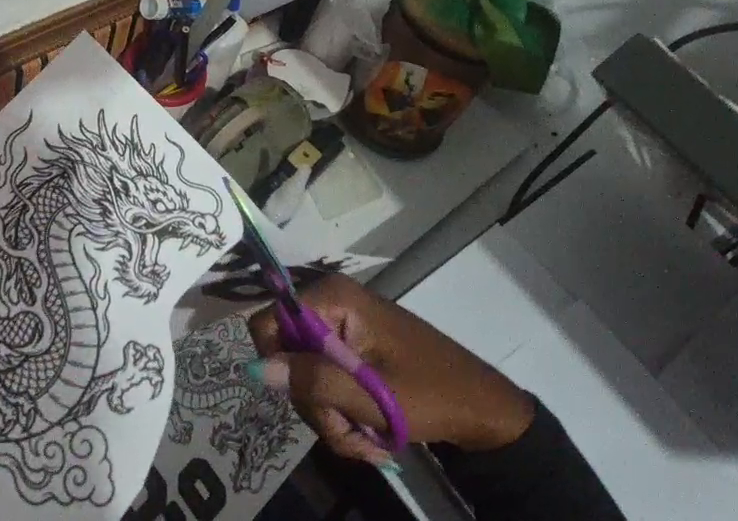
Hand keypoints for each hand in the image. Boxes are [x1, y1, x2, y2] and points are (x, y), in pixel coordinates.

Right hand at [247, 274, 533, 466]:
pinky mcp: (350, 348)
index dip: (278, 364)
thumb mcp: (372, 396)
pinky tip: (368, 430)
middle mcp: (330, 304)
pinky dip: (340, 411)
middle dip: (315, 403)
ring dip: (329, 415)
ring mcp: (340, 327)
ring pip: (304, 377)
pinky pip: (323, 380)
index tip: (311, 397)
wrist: (481, 408)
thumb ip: (313, 381)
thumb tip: (256, 368)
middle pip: (286, 356)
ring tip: (367, 438)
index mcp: (334, 299)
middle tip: (349, 429)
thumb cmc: (432, 395)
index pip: (269, 322)